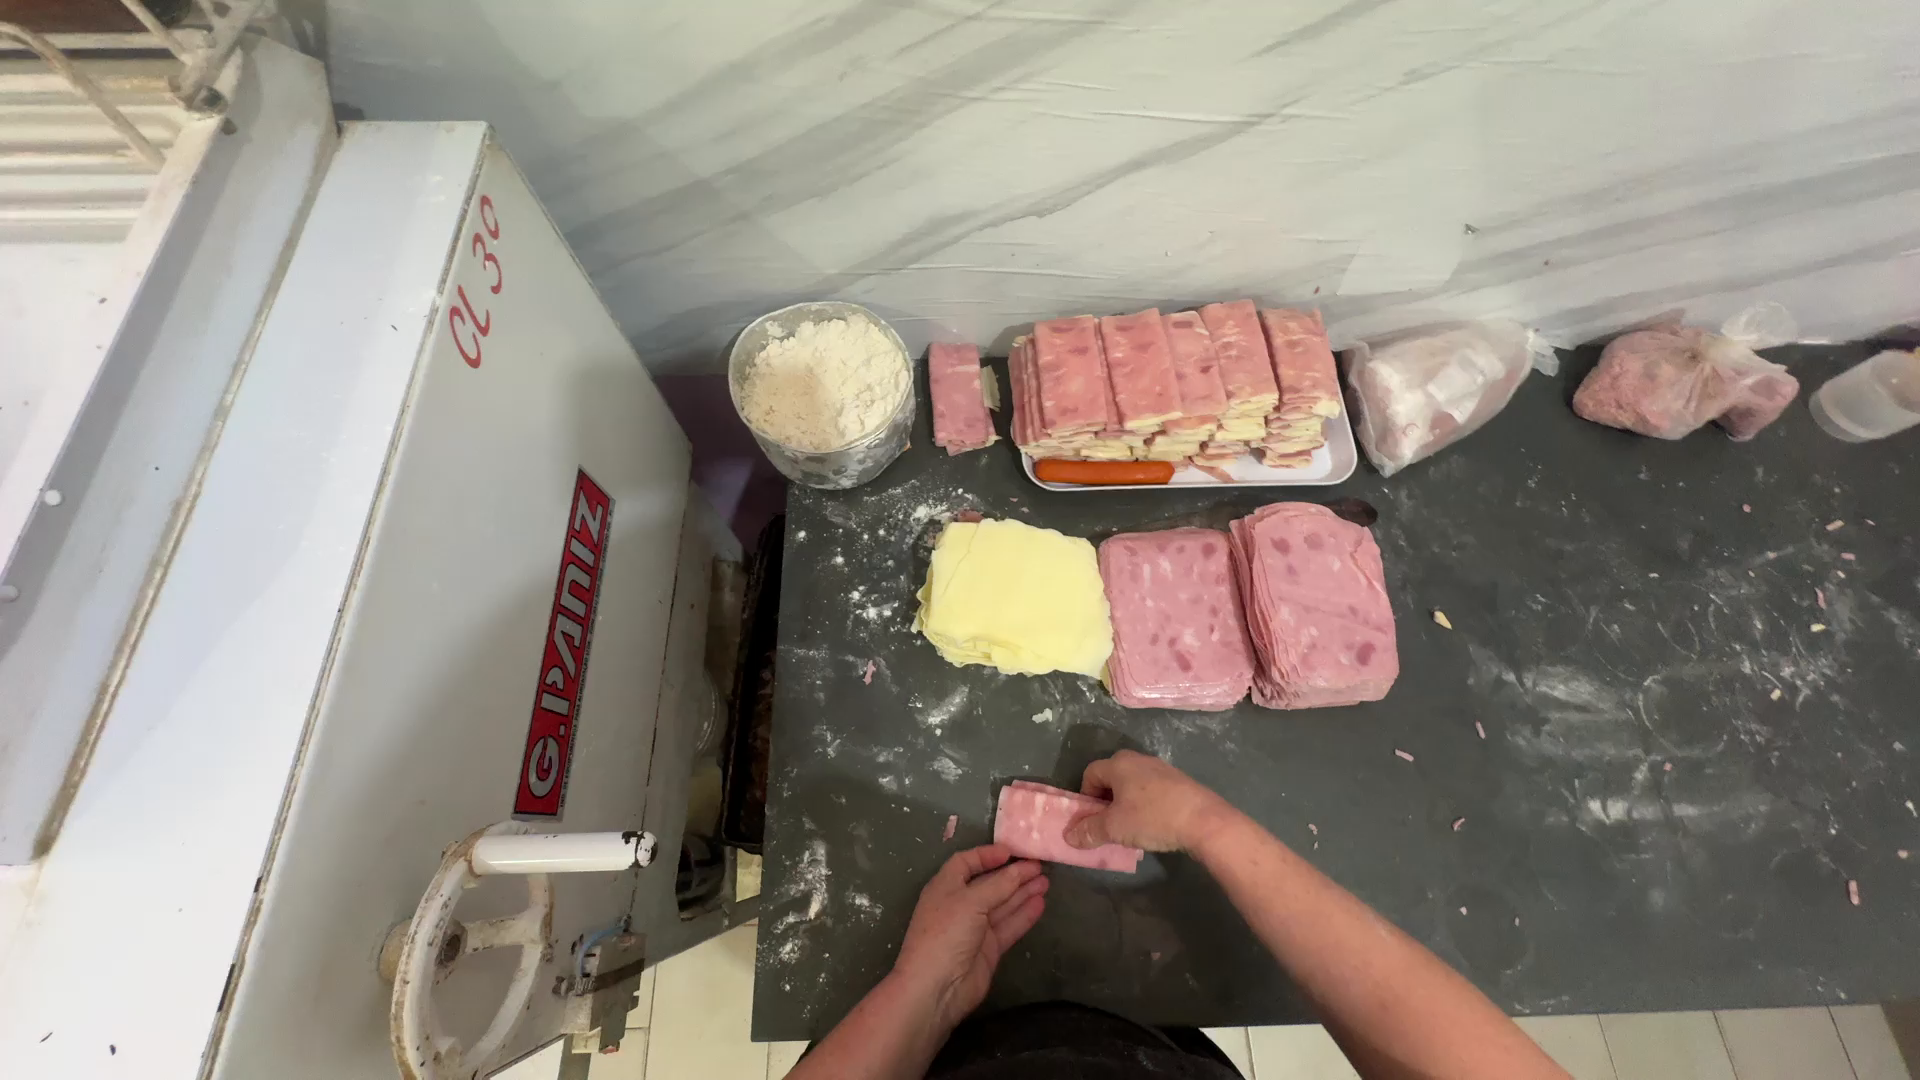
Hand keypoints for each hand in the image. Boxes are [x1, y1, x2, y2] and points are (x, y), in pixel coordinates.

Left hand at [891, 845, 1048, 1030]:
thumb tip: (1019, 870)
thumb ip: (997, 886)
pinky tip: (1040, 903)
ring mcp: (975, 928)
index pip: (967, 862)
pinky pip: (1009, 926)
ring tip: (1046, 881)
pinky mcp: (989, 949)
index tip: (1012, 851)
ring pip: (1003, 904)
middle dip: (1013, 874)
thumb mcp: (970, 902)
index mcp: (946, 886)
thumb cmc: (946, 933)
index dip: (988, 855)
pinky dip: (1024, 915)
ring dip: (1022, 892)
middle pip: (990, 883)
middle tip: (1039, 865)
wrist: (936, 989)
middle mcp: (960, 904)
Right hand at [1063, 750, 1230, 852]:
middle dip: (1106, 799)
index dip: (1086, 796)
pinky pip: (1153, 788)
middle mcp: (1138, 759)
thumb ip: (1089, 830)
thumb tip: (1068, 836)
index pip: (1090, 773)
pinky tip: (1156, 823)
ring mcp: (1161, 768)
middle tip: (1110, 822)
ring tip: (1133, 826)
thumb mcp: (1115, 828)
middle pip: (1112, 776)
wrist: (1204, 820)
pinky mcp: (1179, 780)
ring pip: (1133, 783)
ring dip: (1127, 802)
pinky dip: (1147, 803)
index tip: (1092, 818)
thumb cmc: (1152, 818)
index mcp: (1118, 764)